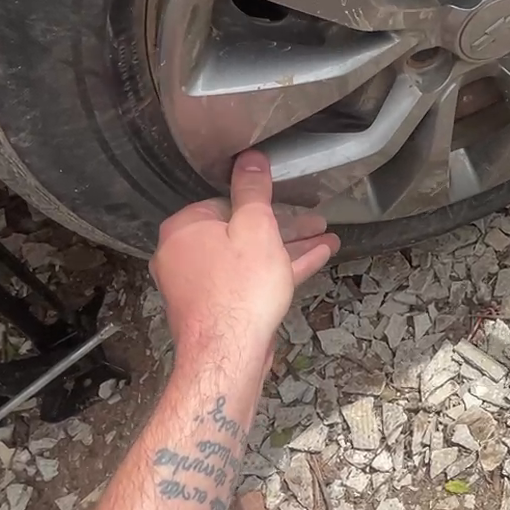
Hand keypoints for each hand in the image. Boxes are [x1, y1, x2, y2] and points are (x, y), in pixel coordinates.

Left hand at [150, 151, 339, 359]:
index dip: (264, 203)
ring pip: (250, 257)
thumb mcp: (256, 227)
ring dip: (288, 248)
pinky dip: (277, 271)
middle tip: (315, 222)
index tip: (290, 202)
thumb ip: (253, 191)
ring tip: (325, 241)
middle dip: (285, 227)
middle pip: (241, 231)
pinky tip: (311, 263)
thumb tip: (250, 157)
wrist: (229, 352)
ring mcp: (200, 284)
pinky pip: (249, 280)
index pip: (226, 202)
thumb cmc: (240, 289)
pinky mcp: (217, 307)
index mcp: (185, 229)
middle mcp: (184, 254)